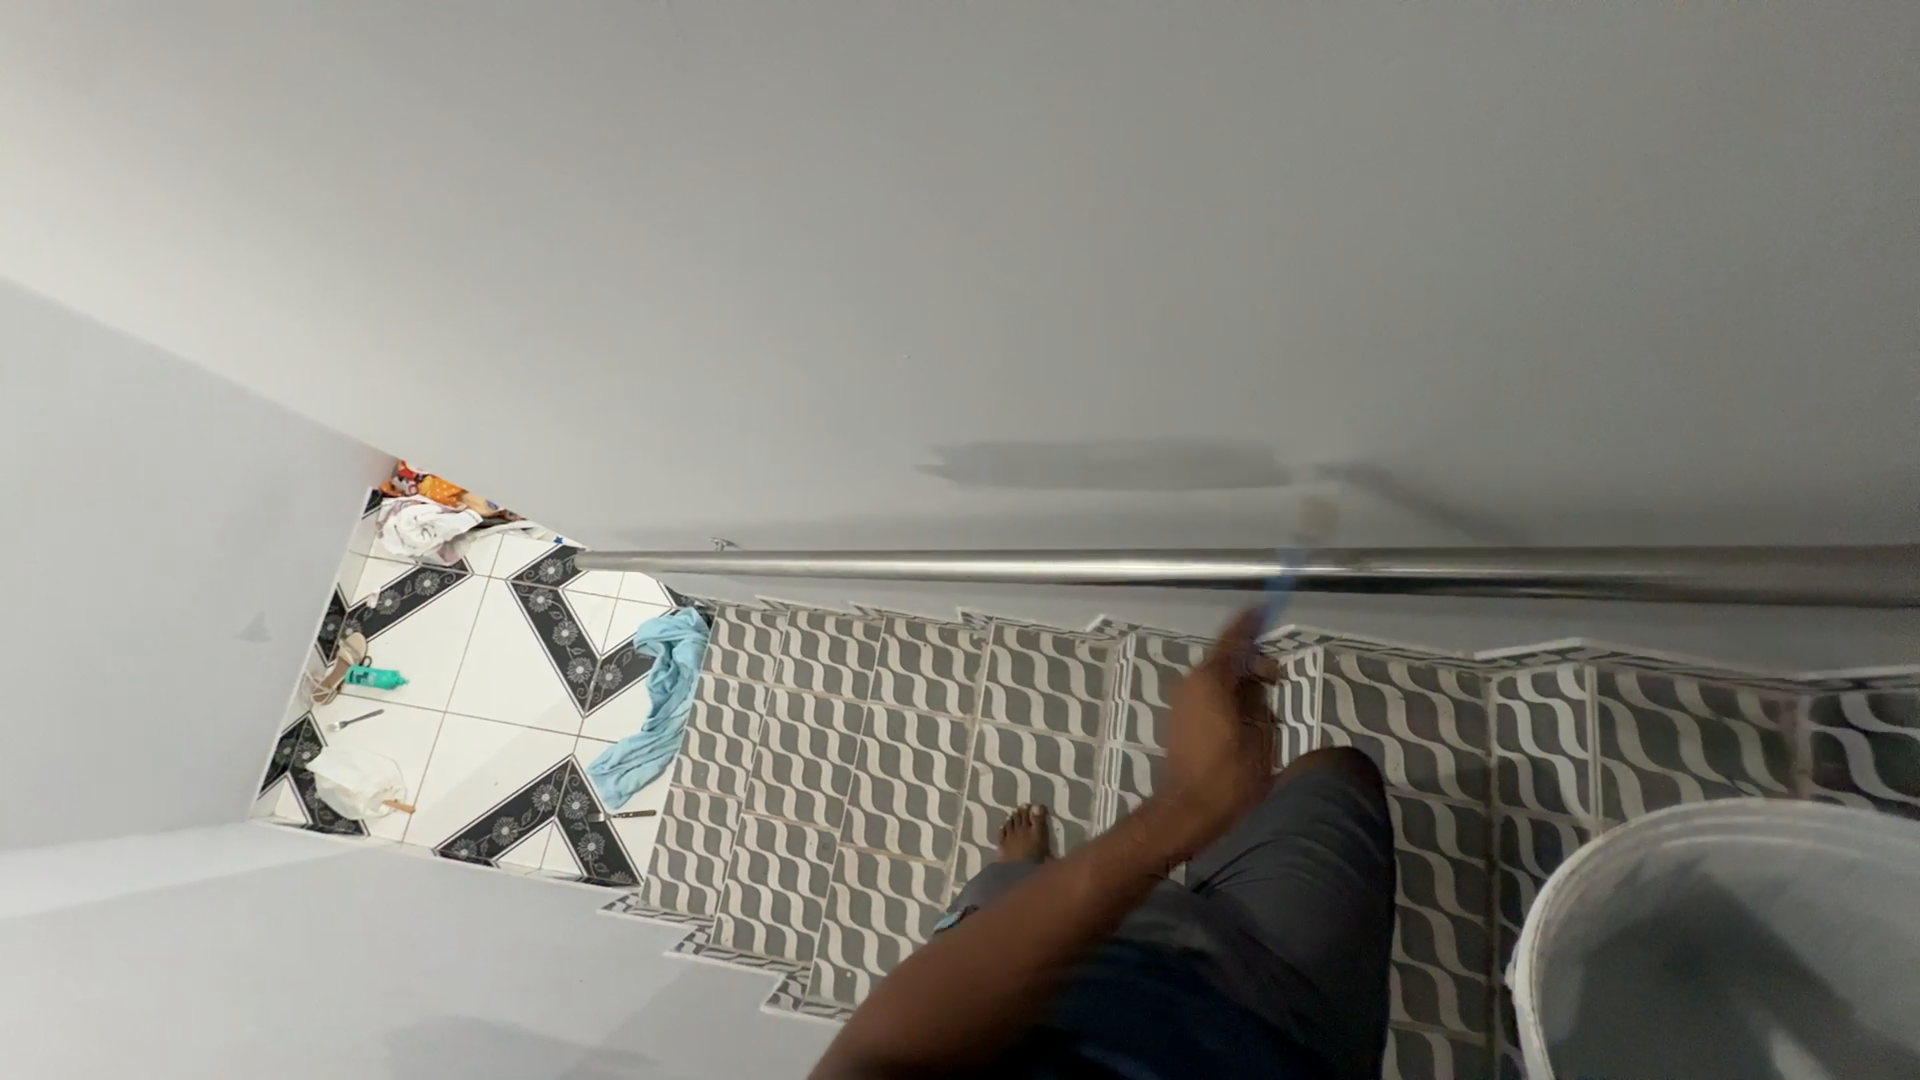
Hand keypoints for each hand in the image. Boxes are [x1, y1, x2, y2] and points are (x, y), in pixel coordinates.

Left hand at [1153, 608, 1278, 856]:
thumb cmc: (1230, 776)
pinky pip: (1209, 695)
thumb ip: (1258, 697)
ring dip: (1242, 684)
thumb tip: (1258, 678)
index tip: (1264, 609)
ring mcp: (1182, 701)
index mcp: (1210, 681)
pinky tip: (1249, 720)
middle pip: (1226, 660)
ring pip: (1218, 680)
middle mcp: (1190, 683)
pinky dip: (1229, 697)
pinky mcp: (1180, 719)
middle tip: (1278, 679)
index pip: (1233, 641)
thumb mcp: (1259, 734)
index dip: (1250, 625)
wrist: (1188, 810)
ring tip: (1267, 708)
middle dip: (1253, 664)